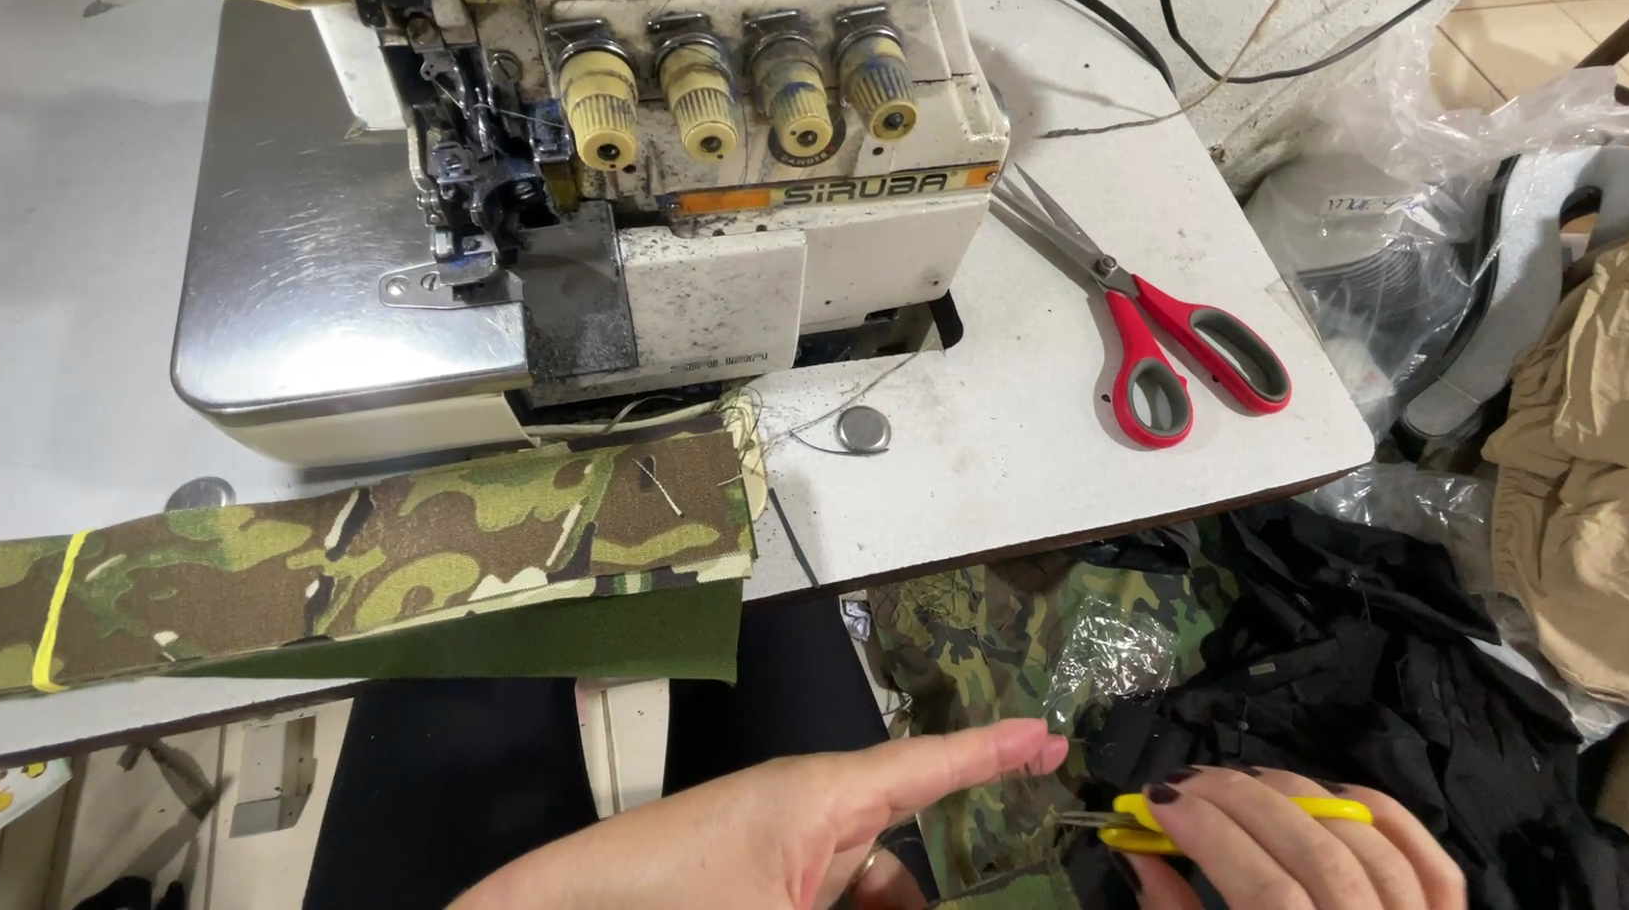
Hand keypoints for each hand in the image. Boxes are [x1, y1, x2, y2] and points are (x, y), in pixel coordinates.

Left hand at [454, 718, 1068, 909]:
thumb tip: (912, 890)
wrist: (580, 899)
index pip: (930, 762)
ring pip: (879, 870)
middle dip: (963, 845)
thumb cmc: (682, 893)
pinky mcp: (775, 866)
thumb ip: (868, 896)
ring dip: (903, 896)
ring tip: (943, 884)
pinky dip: (868, 901)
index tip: (1048, 735)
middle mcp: (819, 801)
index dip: (994, 750)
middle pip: (913, 819)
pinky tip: (886, 907)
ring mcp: (795, 835)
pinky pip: (843, 883)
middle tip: (1023, 846)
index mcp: (827, 792)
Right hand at [1124, 767, 1464, 909]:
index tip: (1153, 799)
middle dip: (1237, 798)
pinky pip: (1431, 864)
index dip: (1207, 832)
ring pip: (1364, 844)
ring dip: (1291, 793)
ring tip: (1238, 782)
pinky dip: (1380, 814)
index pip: (1268, 891)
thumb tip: (1136, 851)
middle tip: (1182, 782)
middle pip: (1317, 854)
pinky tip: (1327, 794)